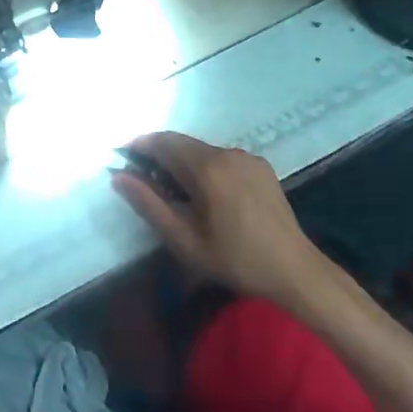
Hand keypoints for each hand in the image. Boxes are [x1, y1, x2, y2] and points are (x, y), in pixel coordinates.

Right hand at [111, 132, 334, 312]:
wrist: (294, 269)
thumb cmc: (235, 259)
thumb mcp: (185, 240)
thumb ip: (149, 205)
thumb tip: (119, 177)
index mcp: (207, 168)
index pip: (163, 143)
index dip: (139, 146)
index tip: (121, 155)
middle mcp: (226, 153)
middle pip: (182, 142)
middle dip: (158, 152)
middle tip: (141, 173)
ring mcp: (246, 157)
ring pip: (203, 150)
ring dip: (182, 159)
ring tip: (171, 186)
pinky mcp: (260, 166)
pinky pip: (223, 158)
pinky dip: (205, 165)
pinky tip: (205, 191)